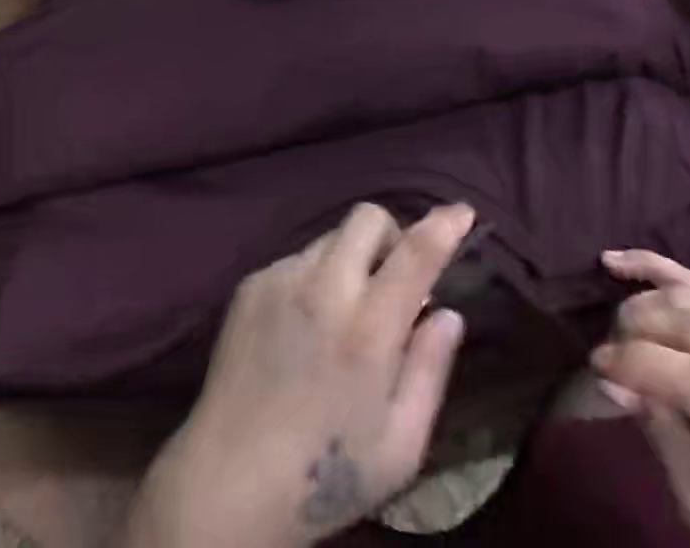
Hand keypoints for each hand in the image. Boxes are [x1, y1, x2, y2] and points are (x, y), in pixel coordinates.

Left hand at [123, 203, 474, 547]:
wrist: (228, 479)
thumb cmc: (326, 473)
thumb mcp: (401, 443)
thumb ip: (430, 369)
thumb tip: (447, 313)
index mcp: (368, 329)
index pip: (415, 254)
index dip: (443, 225)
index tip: (461, 211)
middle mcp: (322, 288)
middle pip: (366, 219)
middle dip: (391, 236)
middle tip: (394, 282)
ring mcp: (280, 280)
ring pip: (330, 238)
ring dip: (350, 260)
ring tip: (342, 314)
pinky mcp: (250, 285)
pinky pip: (296, 260)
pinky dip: (315, 277)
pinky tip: (304, 327)